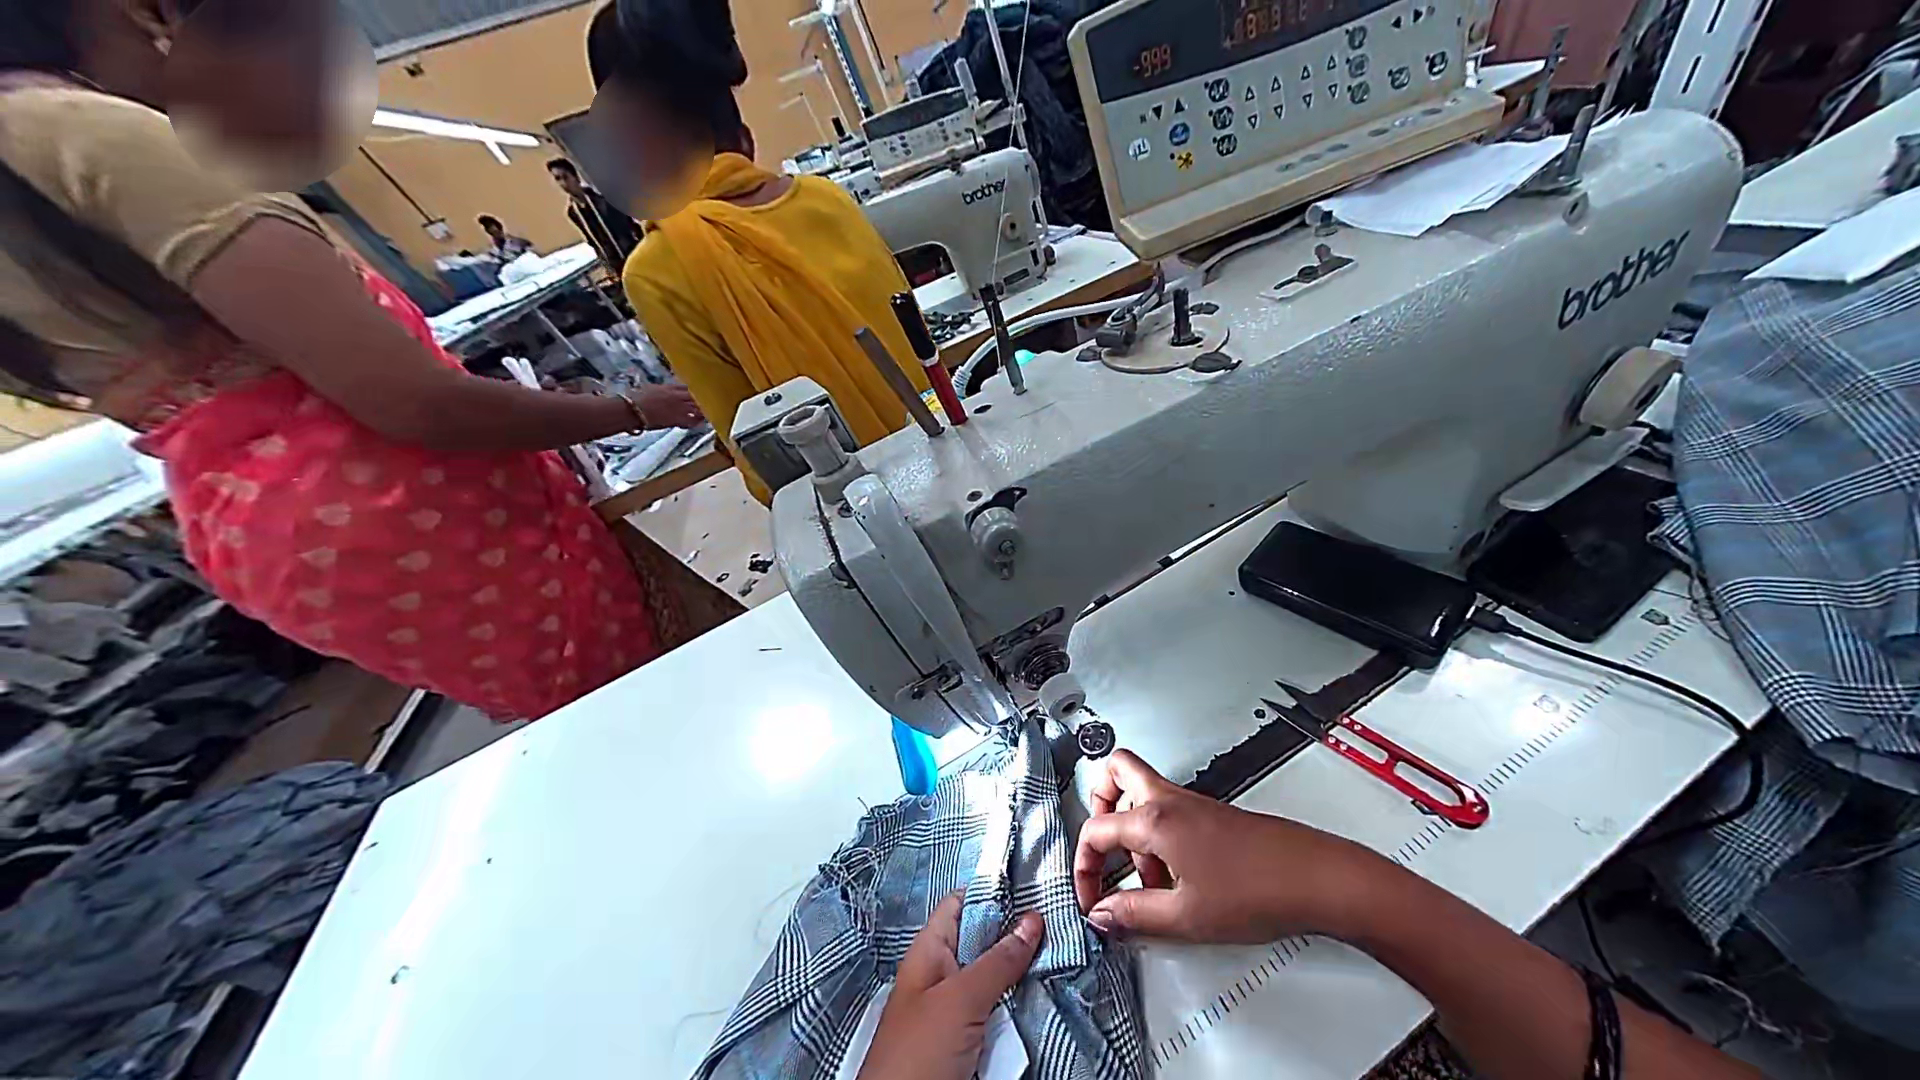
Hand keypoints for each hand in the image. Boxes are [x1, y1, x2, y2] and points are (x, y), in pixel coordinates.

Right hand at [624, 384, 703, 428]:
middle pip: (696, 396)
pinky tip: (697, 423)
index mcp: (669, 387)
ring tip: (704, 414)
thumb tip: (660, 391)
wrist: (631, 409)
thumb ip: (660, 390)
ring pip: (698, 408)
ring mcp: (679, 407)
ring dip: (702, 411)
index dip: (695, 391)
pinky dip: (696, 422)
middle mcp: (677, 396)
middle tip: (706, 405)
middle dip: (702, 400)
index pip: (688, 387)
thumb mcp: (650, 389)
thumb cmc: (635, 399)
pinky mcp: (677, 419)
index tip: (699, 394)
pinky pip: (692, 421)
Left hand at [857, 893, 1042, 1079]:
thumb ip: (997, 960)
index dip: (993, 892)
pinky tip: (1049, 1000)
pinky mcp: (971, 1045)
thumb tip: (1032, 919)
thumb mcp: (960, 999)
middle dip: (1018, 938)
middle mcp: (944, 975)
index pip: (962, 904)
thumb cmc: (919, 1053)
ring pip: (997, 982)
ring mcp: (957, 1012)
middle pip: (985, 944)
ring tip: (1064, 959)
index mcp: (930, 951)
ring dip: (1024, 977)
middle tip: (1060, 926)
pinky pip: (1001, 1018)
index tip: (1034, 887)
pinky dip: (1022, 1011)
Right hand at [1073, 750, 1388, 943]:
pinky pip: (1167, 811)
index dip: (1084, 868)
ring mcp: (1191, 804)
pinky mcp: (1210, 815)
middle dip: (1098, 804)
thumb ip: (1135, 914)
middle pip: (1114, 771)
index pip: (1095, 829)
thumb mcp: (1186, 916)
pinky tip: (1175, 877)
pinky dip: (1157, 836)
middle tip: (1101, 844)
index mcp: (1154, 819)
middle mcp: (1169, 801)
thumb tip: (1106, 914)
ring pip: (1140, 793)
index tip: (1092, 897)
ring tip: (1145, 876)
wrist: (1316, 878)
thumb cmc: (1262, 887)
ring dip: (1129, 828)